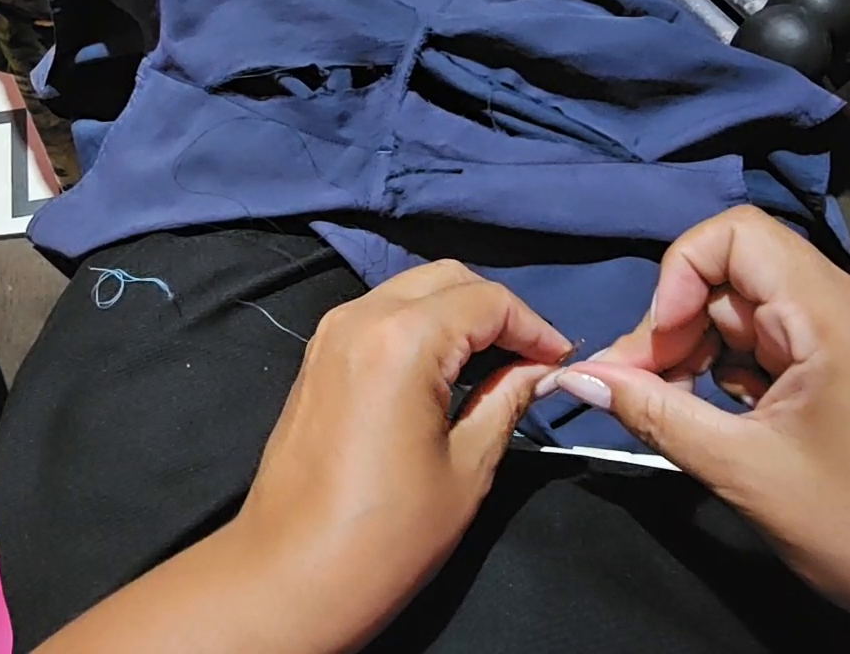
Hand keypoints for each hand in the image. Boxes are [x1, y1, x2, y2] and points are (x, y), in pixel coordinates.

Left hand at [36, 260, 570, 653]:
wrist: (290, 571)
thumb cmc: (387, 532)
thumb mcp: (466, 468)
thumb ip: (505, 400)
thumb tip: (538, 371)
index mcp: (401, 339)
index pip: (485, 300)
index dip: (533, 325)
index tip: (560, 359)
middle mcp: (361, 316)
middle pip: (446, 278)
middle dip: (495, 308)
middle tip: (530, 356)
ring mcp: (332, 329)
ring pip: (411, 288)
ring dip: (457, 311)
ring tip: (495, 359)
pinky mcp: (318, 350)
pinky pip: (381, 311)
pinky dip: (421, 322)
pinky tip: (445, 364)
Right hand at [546, 206, 849, 653]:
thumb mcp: (742, 472)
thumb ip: (651, 411)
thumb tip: (576, 376)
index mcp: (839, 318)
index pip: (738, 234)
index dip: (681, 272)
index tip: (661, 341)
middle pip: (736, 274)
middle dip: (679, 323)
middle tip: (643, 383)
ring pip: (749, 308)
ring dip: (701, 348)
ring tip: (675, 403)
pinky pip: (776, 337)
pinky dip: (735, 364)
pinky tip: (722, 411)